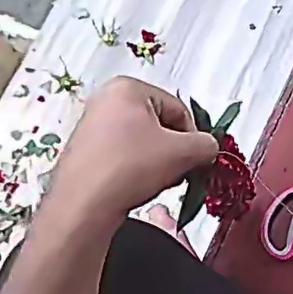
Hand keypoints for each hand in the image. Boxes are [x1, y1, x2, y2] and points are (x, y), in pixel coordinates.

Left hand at [42, 76, 217, 225]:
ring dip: (159, 162)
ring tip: (156, 180)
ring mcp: (93, 125)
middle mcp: (106, 100)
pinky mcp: (87, 150)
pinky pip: (126, 154)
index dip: (193, 138)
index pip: (180, 110)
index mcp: (127, 88)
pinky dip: (139, 169)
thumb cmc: (128, 168)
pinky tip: (138, 185)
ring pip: (146, 142)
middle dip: (175, 150)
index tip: (195, 158)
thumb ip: (207, 144)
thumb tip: (209, 148)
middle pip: (162, 125)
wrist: (84, 205)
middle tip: (177, 170)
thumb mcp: (183, 153)